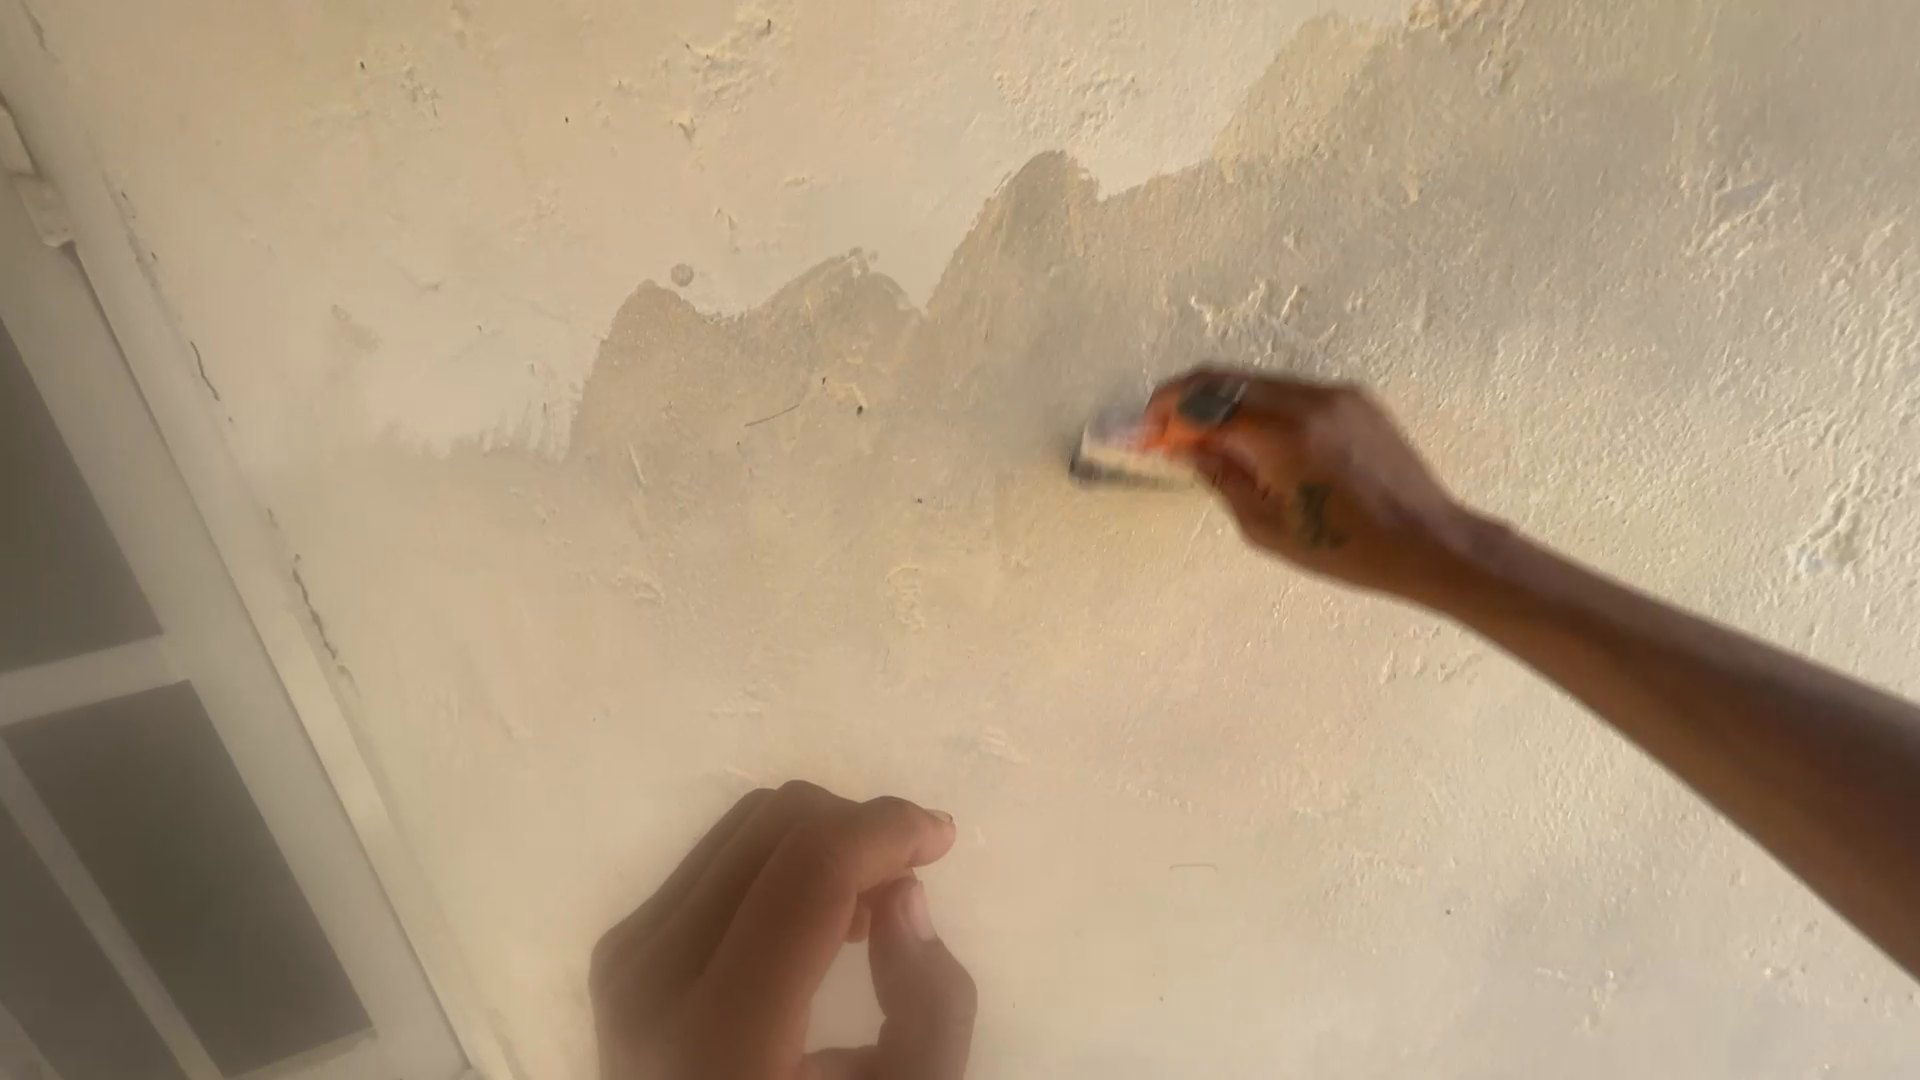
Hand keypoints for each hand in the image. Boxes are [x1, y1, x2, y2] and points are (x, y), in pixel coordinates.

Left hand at [591, 782, 975, 1079]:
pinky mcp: (622, 945)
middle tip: (903, 885)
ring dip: (827, 840)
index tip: (941, 838)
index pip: (811, 870)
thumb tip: (902, 893)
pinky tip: (809, 919)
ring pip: (752, 821)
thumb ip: (931, 1008)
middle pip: (780, 823)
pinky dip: (787, 857)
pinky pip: (723, 850)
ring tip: (860, 911)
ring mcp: (628, 956)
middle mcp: (655, 979)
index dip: (889, 829)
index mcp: (720, 1040)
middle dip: (862, 829)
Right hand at [1147, 368, 1485, 597]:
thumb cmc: (1343, 548)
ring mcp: (1332, 393)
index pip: (1202, 406)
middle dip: (1179, 399)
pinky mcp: (1350, 397)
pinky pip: (1283, 390)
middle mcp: (1306, 400)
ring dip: (1213, 400)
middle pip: (1221, 378)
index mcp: (1281, 436)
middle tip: (1156, 429)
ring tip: (1195, 436)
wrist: (1428, 541)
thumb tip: (1184, 445)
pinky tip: (1241, 435)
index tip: (1139, 434)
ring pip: (1251, 379)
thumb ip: (1219, 474)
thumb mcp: (1263, 525)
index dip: (1161, 418)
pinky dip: (1249, 405)